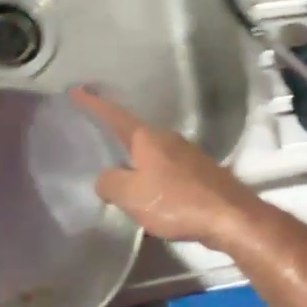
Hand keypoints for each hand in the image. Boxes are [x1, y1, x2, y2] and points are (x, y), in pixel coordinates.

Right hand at [71, 87, 265, 247]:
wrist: (230, 216)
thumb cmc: (176, 201)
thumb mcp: (131, 195)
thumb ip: (110, 183)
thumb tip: (105, 179)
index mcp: (148, 138)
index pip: (114, 115)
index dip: (94, 103)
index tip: (77, 90)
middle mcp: (169, 139)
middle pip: (136, 135)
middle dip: (118, 140)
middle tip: (99, 146)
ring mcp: (189, 154)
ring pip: (154, 154)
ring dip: (139, 164)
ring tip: (124, 178)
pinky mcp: (202, 173)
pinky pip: (169, 170)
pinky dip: (156, 178)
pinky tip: (153, 195)